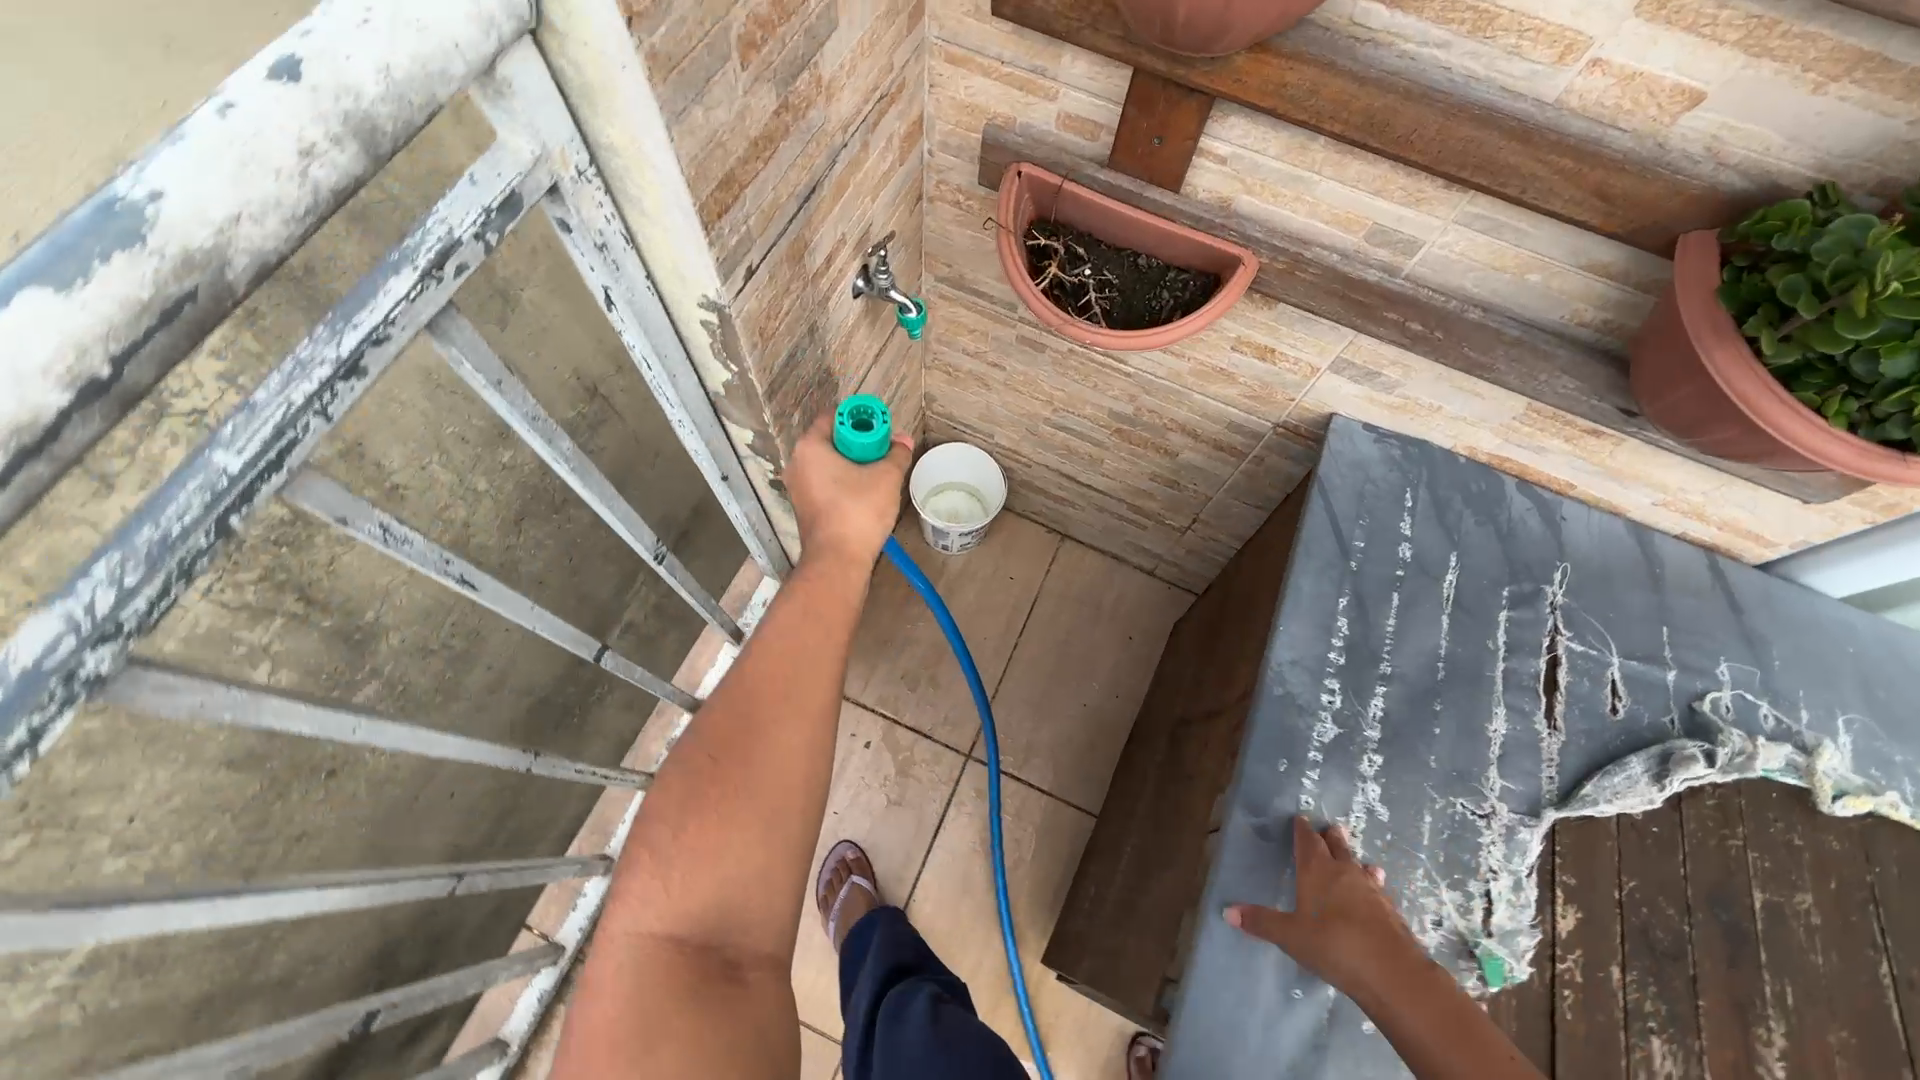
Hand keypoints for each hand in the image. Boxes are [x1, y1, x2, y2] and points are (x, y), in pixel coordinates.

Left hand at [786, 412, 912, 570]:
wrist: (838, 560)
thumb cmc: (859, 511)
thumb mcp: (886, 477)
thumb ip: (896, 453)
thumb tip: (904, 440)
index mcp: (810, 447)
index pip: (833, 417)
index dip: (859, 420)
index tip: (880, 431)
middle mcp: (797, 463)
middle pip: (830, 441)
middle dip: (857, 443)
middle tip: (882, 451)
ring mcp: (798, 488)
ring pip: (828, 464)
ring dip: (852, 465)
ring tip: (878, 473)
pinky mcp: (804, 507)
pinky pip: (825, 484)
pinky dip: (843, 482)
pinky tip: (865, 493)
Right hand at [1224, 816, 1425, 1000]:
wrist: (1392, 971)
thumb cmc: (1333, 945)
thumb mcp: (1290, 936)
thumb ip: (1261, 922)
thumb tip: (1227, 911)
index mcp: (1317, 871)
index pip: (1308, 842)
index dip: (1302, 830)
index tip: (1299, 819)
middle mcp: (1345, 873)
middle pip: (1337, 847)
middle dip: (1330, 838)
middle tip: (1329, 828)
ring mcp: (1372, 891)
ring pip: (1360, 866)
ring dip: (1354, 859)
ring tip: (1356, 857)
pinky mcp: (1390, 910)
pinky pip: (1377, 888)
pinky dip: (1372, 883)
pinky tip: (1377, 889)